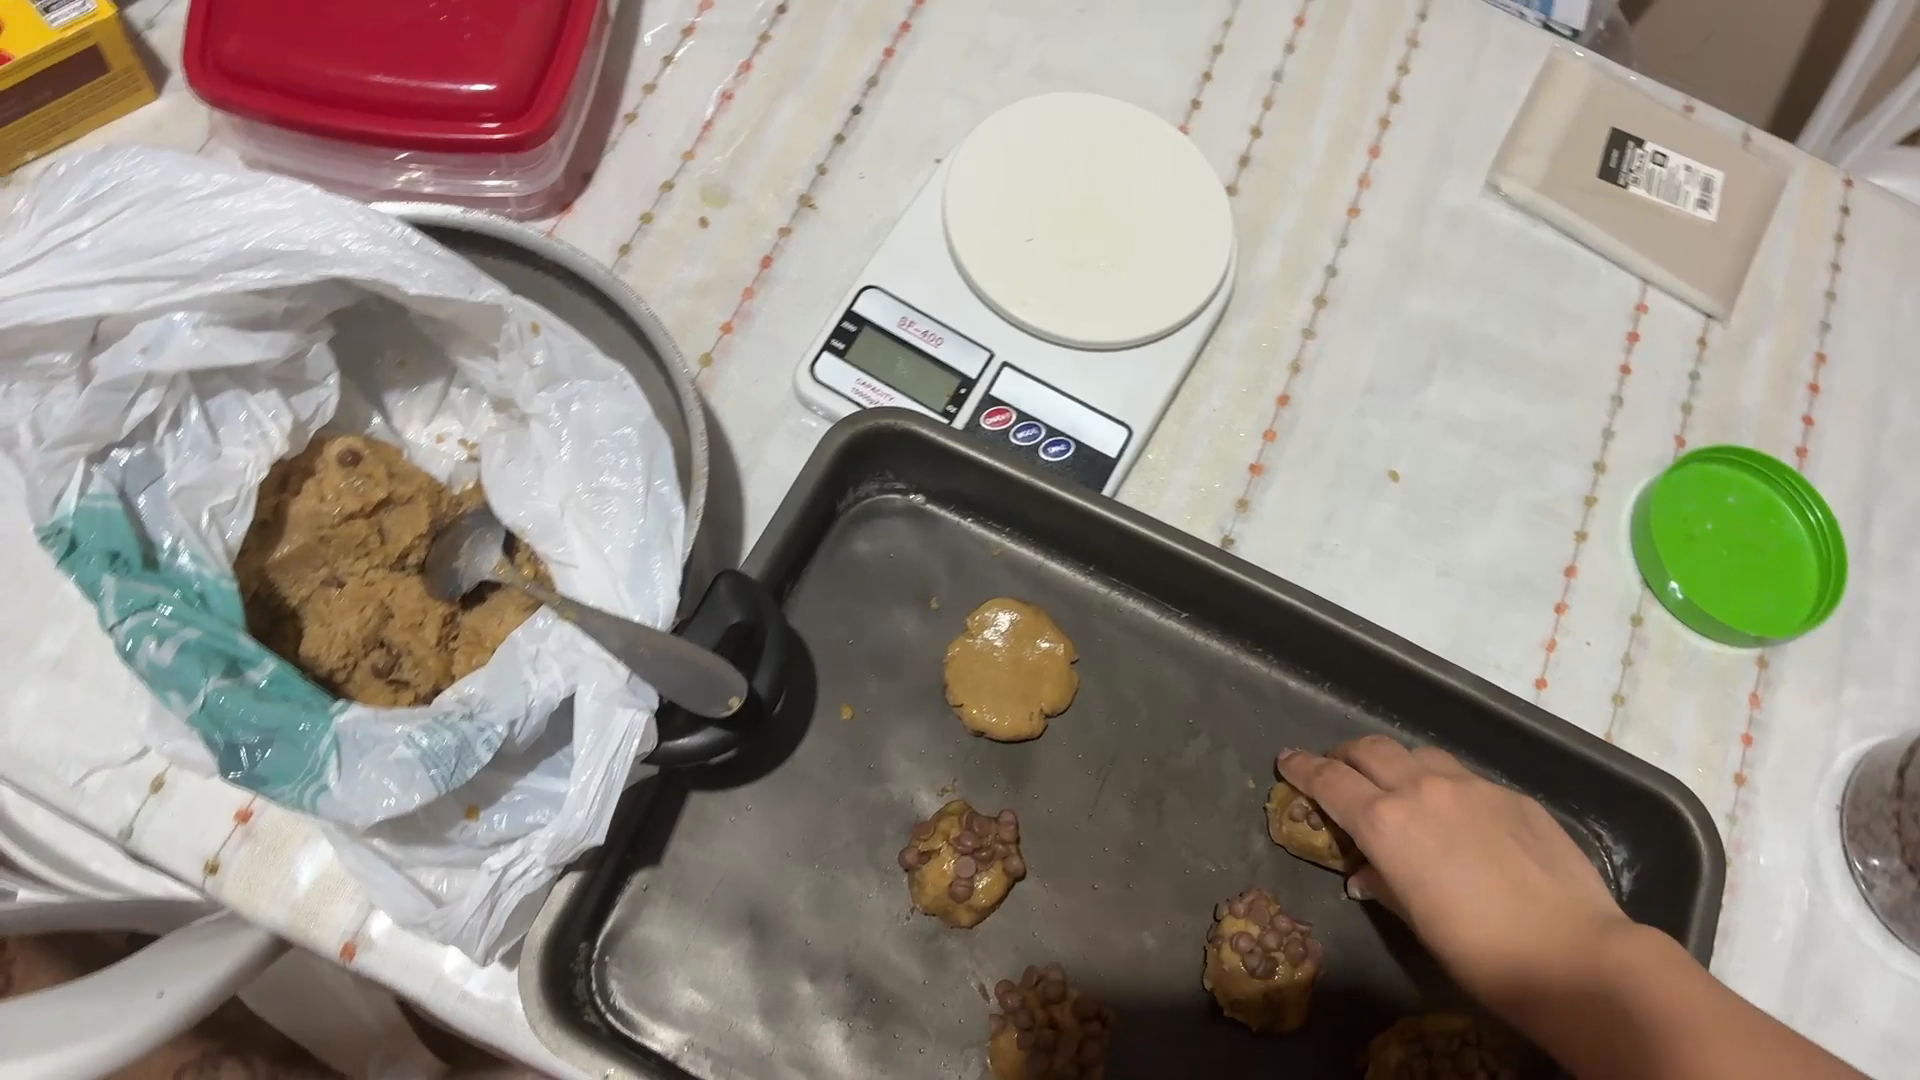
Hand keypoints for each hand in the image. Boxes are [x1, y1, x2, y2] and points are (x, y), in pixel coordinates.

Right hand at [1277, 737, 1631, 1015]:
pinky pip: (1465, 777)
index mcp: (1385, 820)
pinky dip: (1446, 786)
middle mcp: (1422, 789)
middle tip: (1339, 771)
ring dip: (1397, 764)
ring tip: (1400, 786)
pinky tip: (1461, 817)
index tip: (1286, 759)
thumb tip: (1365, 874)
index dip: (1301, 767)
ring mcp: (1472, 787)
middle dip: (1345, 756)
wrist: (1578, 958)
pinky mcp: (1513, 796)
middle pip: (1369, 749)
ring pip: (1418, 754)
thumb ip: (1381, 881)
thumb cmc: (1479, 950)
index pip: (1328, 779)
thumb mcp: (1413, 918)